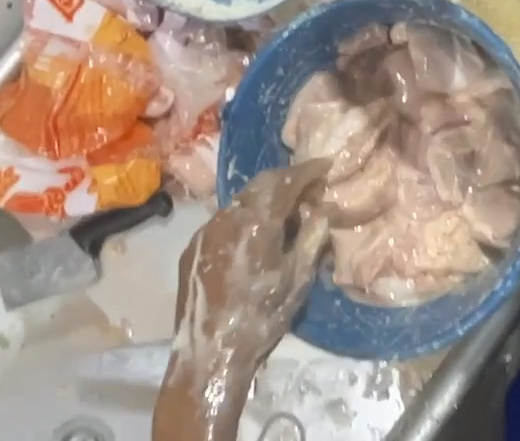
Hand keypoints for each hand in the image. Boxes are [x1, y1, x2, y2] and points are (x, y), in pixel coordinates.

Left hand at [155, 161, 331, 440]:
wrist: (210, 356)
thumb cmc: (262, 317)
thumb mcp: (298, 278)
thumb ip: (313, 235)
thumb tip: (326, 207)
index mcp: (257, 222)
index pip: (286, 180)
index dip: (308, 170)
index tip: (326, 165)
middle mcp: (228, 216)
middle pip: (262, 183)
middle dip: (287, 180)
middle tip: (310, 189)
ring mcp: (206, 230)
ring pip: (241, 199)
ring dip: (265, 198)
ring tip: (285, 213)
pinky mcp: (193, 246)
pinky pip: (224, 219)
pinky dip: (245, 217)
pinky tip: (255, 236)